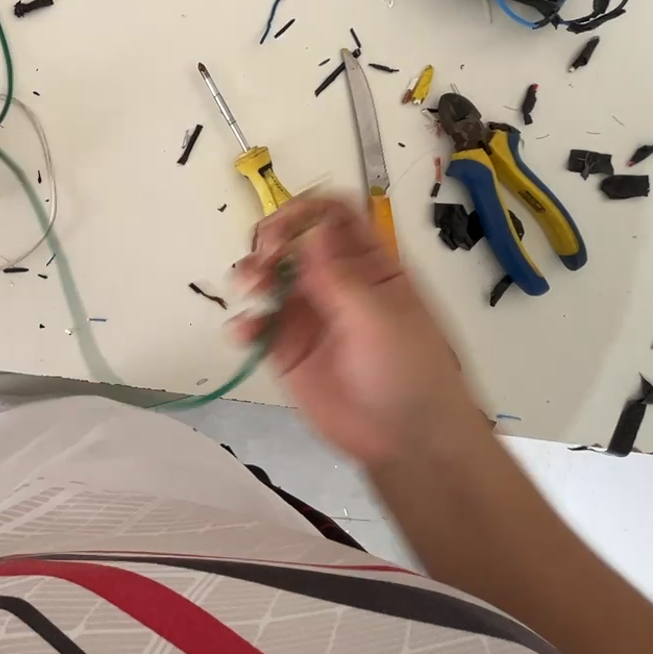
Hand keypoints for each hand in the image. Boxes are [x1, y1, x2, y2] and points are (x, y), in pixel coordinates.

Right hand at [233, 194, 485, 467]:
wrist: (404, 440)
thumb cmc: (409, 372)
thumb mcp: (380, 317)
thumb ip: (339, 274)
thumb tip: (311, 228)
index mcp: (368, 266)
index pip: (333, 217)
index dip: (304, 212)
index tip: (280, 229)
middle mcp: (333, 282)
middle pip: (290, 241)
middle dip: (269, 243)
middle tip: (265, 263)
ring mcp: (306, 314)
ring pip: (266, 277)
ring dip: (250, 275)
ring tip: (249, 290)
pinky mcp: (283, 348)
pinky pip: (254, 325)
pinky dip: (243, 323)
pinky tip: (244, 333)